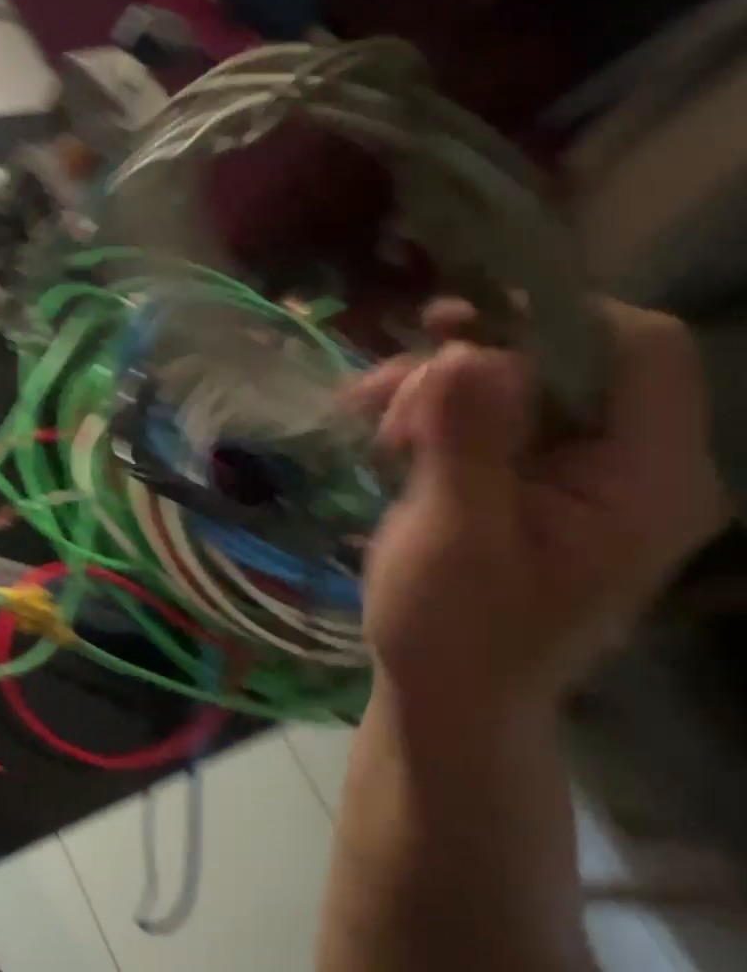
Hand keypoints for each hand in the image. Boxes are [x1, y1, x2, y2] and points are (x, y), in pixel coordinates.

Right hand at [349, 300, 728, 712]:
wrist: (452, 700)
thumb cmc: (454, 630)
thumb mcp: (454, 533)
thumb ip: (470, 438)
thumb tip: (468, 348)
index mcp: (648, 478)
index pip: (637, 348)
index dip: (546, 321)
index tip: (443, 332)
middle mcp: (637, 466)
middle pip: (568, 361)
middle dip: (465, 364)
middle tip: (379, 398)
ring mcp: (590, 478)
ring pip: (522, 386)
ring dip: (438, 391)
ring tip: (371, 430)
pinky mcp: (544, 487)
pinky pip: (499, 421)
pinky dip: (438, 417)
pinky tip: (387, 440)